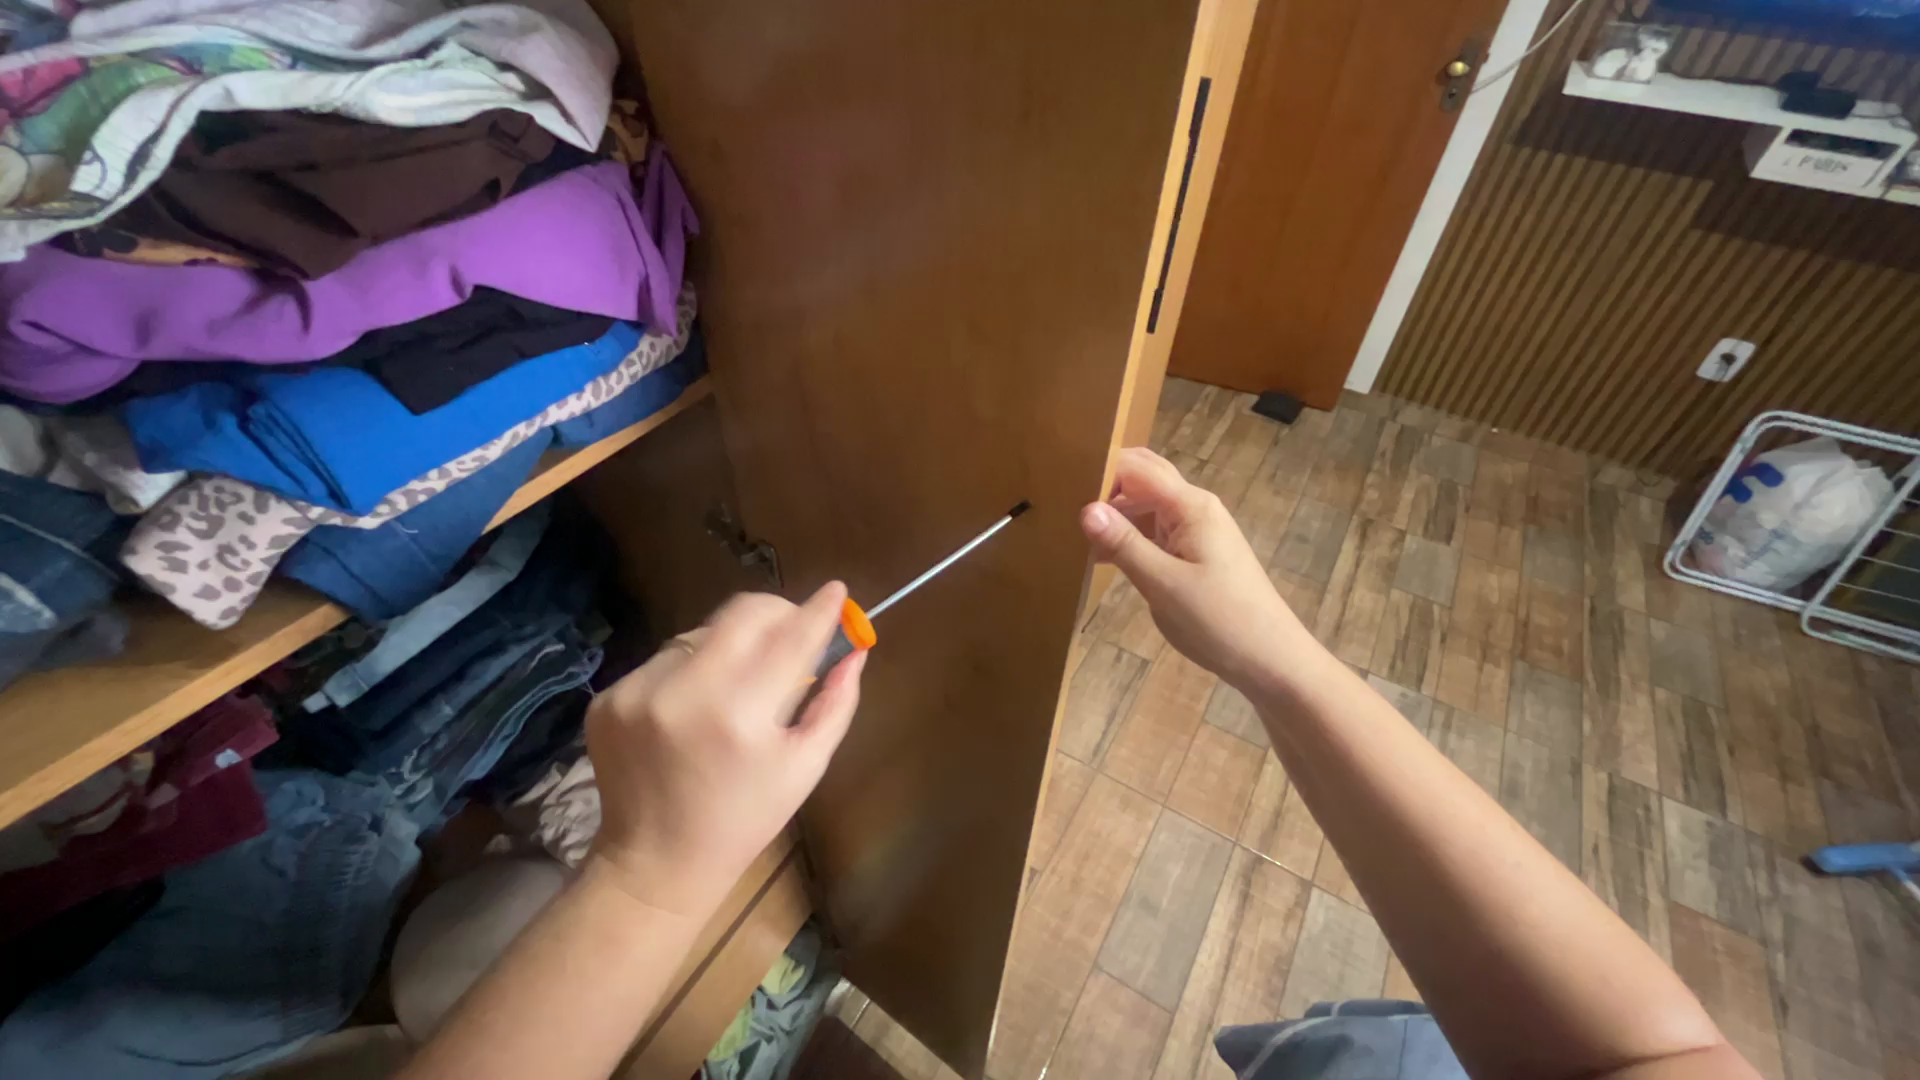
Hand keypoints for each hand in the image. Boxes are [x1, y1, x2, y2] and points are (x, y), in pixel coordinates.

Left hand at [584, 583, 864, 916]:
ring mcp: (638, 690)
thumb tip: (856, 650)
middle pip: (743, 612)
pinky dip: (692, 669)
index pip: (791, 638)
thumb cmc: (745, 818)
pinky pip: (666, 658)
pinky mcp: (609, 696)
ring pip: (703, 633)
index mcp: (741, 715)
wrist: (654, 863)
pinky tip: (696, 707)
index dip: (819, 611)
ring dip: (732, 644)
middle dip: (777, 612)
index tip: (836, 590)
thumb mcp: (806, 766)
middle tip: (793, 629)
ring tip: (739, 685)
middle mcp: (685, 691)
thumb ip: (836, 702)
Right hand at [1081, 447, 1309, 690]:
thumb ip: (1124, 544)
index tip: (1060, 483)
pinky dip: (1127, 535)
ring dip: (1113, 512)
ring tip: (1070, 526)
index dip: (1100, 469)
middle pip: (1143, 478)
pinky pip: (1153, 531)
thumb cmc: (1219, 620)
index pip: (1137, 468)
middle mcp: (1193, 508)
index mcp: (1189, 506)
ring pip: (1145, 506)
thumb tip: (1085, 508)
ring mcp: (1195, 530)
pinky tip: (1099, 555)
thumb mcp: (1163, 584)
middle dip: (1106, 482)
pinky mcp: (1193, 552)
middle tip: (1061, 498)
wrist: (1269, 659)